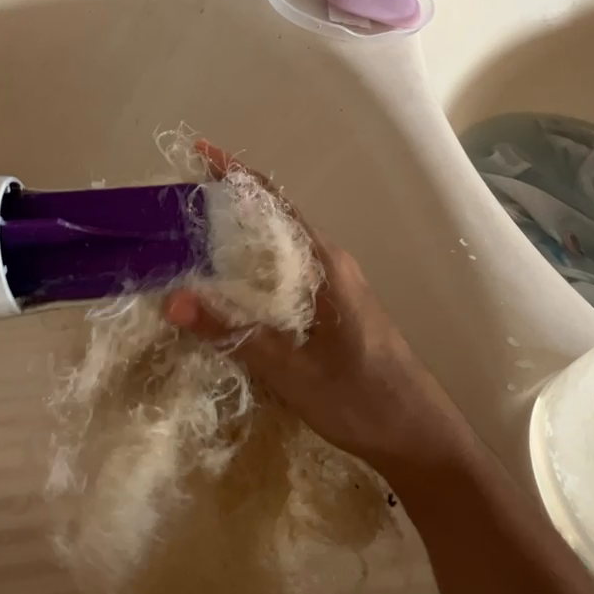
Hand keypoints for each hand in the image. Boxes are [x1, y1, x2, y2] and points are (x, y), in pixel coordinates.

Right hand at [163, 141, 453, 477]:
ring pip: (278, 244)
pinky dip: (252, 263)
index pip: (273, 203)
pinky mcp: (333, 306)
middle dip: (228, 202)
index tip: (199, 153)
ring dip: (239, 234)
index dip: (235, 175)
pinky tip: (228, 282)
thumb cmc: (362, 401)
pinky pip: (285, 269)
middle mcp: (329, 263)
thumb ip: (232, 333)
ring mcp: (334, 284)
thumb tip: (171, 299)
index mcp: (324, 264)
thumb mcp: (290, 372)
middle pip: (273, 216)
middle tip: (177, 202)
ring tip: (191, 235)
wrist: (422, 440)